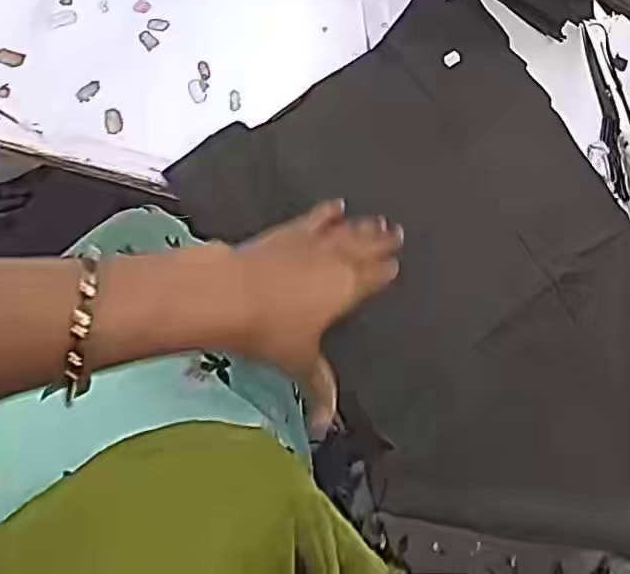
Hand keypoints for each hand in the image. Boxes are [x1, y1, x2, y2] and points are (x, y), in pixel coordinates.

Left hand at [220, 200, 402, 432]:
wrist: (232, 292)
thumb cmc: (268, 329)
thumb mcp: (299, 362)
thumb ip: (319, 388)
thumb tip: (325, 423)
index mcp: (345, 290)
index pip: (373, 278)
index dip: (385, 271)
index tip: (395, 265)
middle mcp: (334, 262)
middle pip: (366, 248)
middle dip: (382, 241)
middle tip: (397, 232)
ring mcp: (311, 243)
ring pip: (346, 231)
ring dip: (363, 225)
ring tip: (377, 219)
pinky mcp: (289, 231)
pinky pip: (316, 217)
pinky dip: (327, 211)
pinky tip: (334, 205)